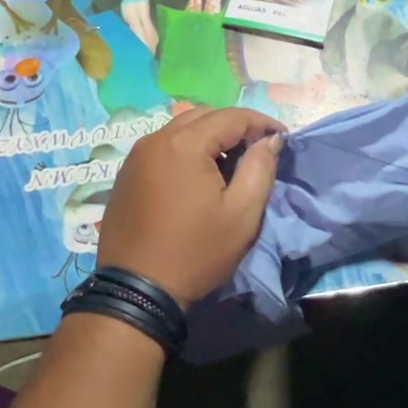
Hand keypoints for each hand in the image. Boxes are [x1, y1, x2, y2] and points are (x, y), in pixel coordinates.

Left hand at [96, 107, 284, 306]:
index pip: (231, 116)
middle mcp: (155, 139)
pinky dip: (185, 151)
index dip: (261, 123)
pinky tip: (197, 177)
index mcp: (184, 144)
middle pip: (202, 116)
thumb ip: (260, 168)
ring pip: (180, 130)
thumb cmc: (196, 252)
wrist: (136, 291)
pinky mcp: (126, 175)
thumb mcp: (241, 214)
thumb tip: (270, 139)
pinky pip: (162, 148)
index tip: (282, 138)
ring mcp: (135, 156)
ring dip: (208, 137)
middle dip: (234, 126)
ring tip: (230, 164)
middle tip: (257, 149)